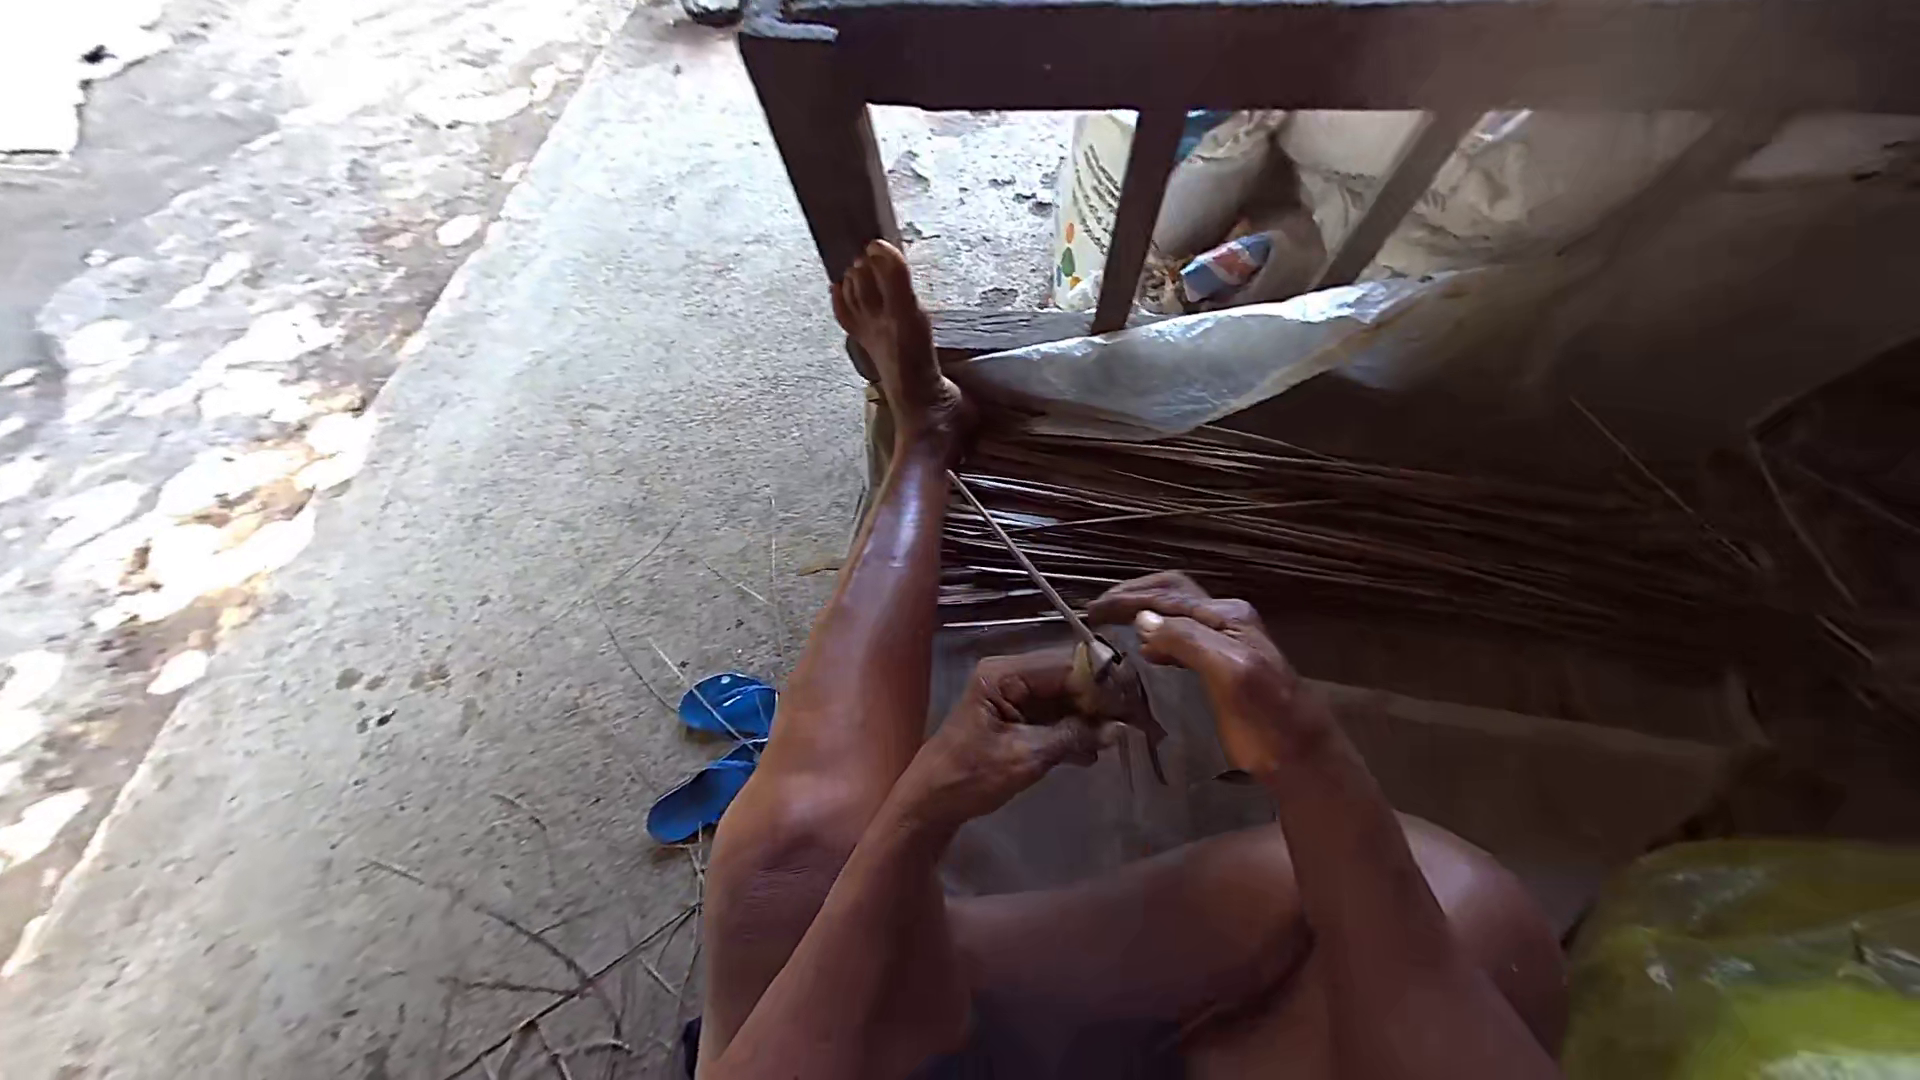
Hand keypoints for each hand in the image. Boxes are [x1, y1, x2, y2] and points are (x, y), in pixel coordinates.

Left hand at [894, 649, 1119, 828]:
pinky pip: (1051, 715)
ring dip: (1088, 719)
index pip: (1064, 665)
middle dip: (1098, 702)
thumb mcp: (1025, 757)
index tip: (1134, 703)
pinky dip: (1070, 731)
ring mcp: (1011, 694)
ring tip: (1116, 741)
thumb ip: (1072, 737)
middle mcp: (1008, 674)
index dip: (1101, 683)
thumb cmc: (970, 777)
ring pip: (1062, 698)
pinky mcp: (1014, 715)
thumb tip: (1118, 729)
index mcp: (1003, 673)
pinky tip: (1091, 753)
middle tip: (1133, 723)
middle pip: (1065, 678)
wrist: (931, 802)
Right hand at [1089, 573, 1321, 775]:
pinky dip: (1155, 635)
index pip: (1167, 595)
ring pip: (1173, 612)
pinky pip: (1179, 636)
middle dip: (1132, 596)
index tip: (1094, 610)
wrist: (1300, 756)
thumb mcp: (1228, 673)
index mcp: (1225, 615)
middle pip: (1170, 594)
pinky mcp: (1219, 663)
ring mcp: (1223, 640)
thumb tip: (1140, 620)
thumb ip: (1186, 641)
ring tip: (1111, 622)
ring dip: (1141, 612)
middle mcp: (1224, 619)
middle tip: (1097, 609)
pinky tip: (1144, 650)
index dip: (1128, 599)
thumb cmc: (1265, 718)